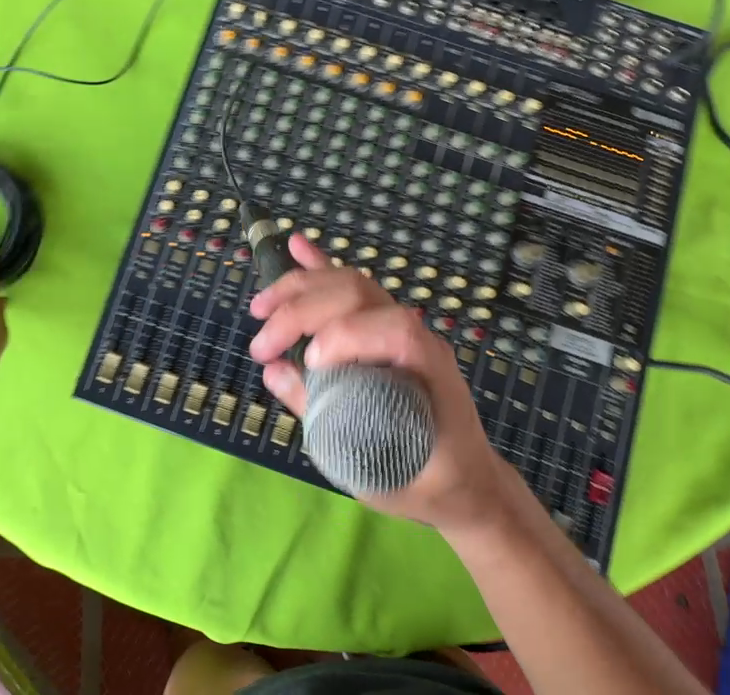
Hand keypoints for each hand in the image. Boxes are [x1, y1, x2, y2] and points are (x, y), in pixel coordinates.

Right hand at [248, 235, 531, 534]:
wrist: (467, 483)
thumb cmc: (427, 482)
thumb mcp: (379, 468)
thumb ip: (326, 417)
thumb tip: (276, 374)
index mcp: (426, 367)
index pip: (390, 325)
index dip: (346, 333)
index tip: (309, 363)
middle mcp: (416, 335)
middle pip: (358, 293)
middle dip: (302, 309)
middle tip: (261, 344)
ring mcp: (401, 326)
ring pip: (350, 284)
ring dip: (300, 287)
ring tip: (261, 305)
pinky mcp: (384, 328)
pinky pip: (353, 289)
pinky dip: (322, 268)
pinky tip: (297, 246)